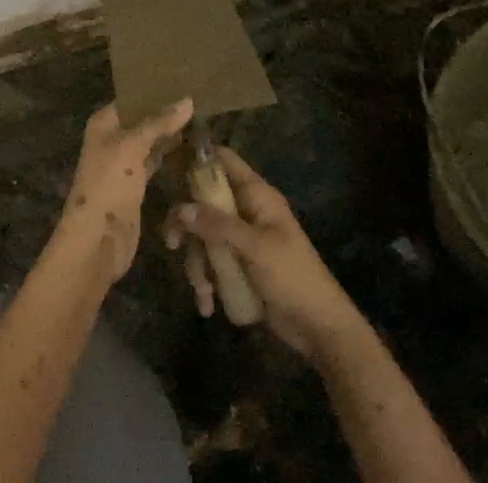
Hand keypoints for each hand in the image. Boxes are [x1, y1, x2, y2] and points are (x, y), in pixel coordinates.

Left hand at [58, 99, 192, 282]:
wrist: (98, 239)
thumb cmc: (108, 185)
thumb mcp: (131, 147)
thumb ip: (158, 123)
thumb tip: (188, 99)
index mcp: (103, 124)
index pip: (131, 99)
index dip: (154, 90)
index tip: (186, 79)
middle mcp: (112, 140)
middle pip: (142, 120)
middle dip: (167, 112)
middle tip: (202, 99)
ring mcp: (124, 164)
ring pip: (151, 141)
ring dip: (171, 134)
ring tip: (203, 119)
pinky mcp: (136, 186)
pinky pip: (156, 163)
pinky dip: (170, 155)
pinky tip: (192, 148)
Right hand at [164, 146, 367, 363]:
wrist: (318, 327)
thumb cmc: (293, 278)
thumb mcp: (255, 249)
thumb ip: (218, 225)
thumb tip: (180, 208)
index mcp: (257, 196)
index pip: (224, 161)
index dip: (198, 160)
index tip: (170, 173)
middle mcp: (246, 212)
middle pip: (203, 202)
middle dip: (187, 226)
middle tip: (172, 244)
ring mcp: (241, 239)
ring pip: (203, 236)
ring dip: (197, 263)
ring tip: (203, 290)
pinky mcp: (238, 265)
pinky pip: (211, 263)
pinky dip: (206, 281)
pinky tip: (208, 304)